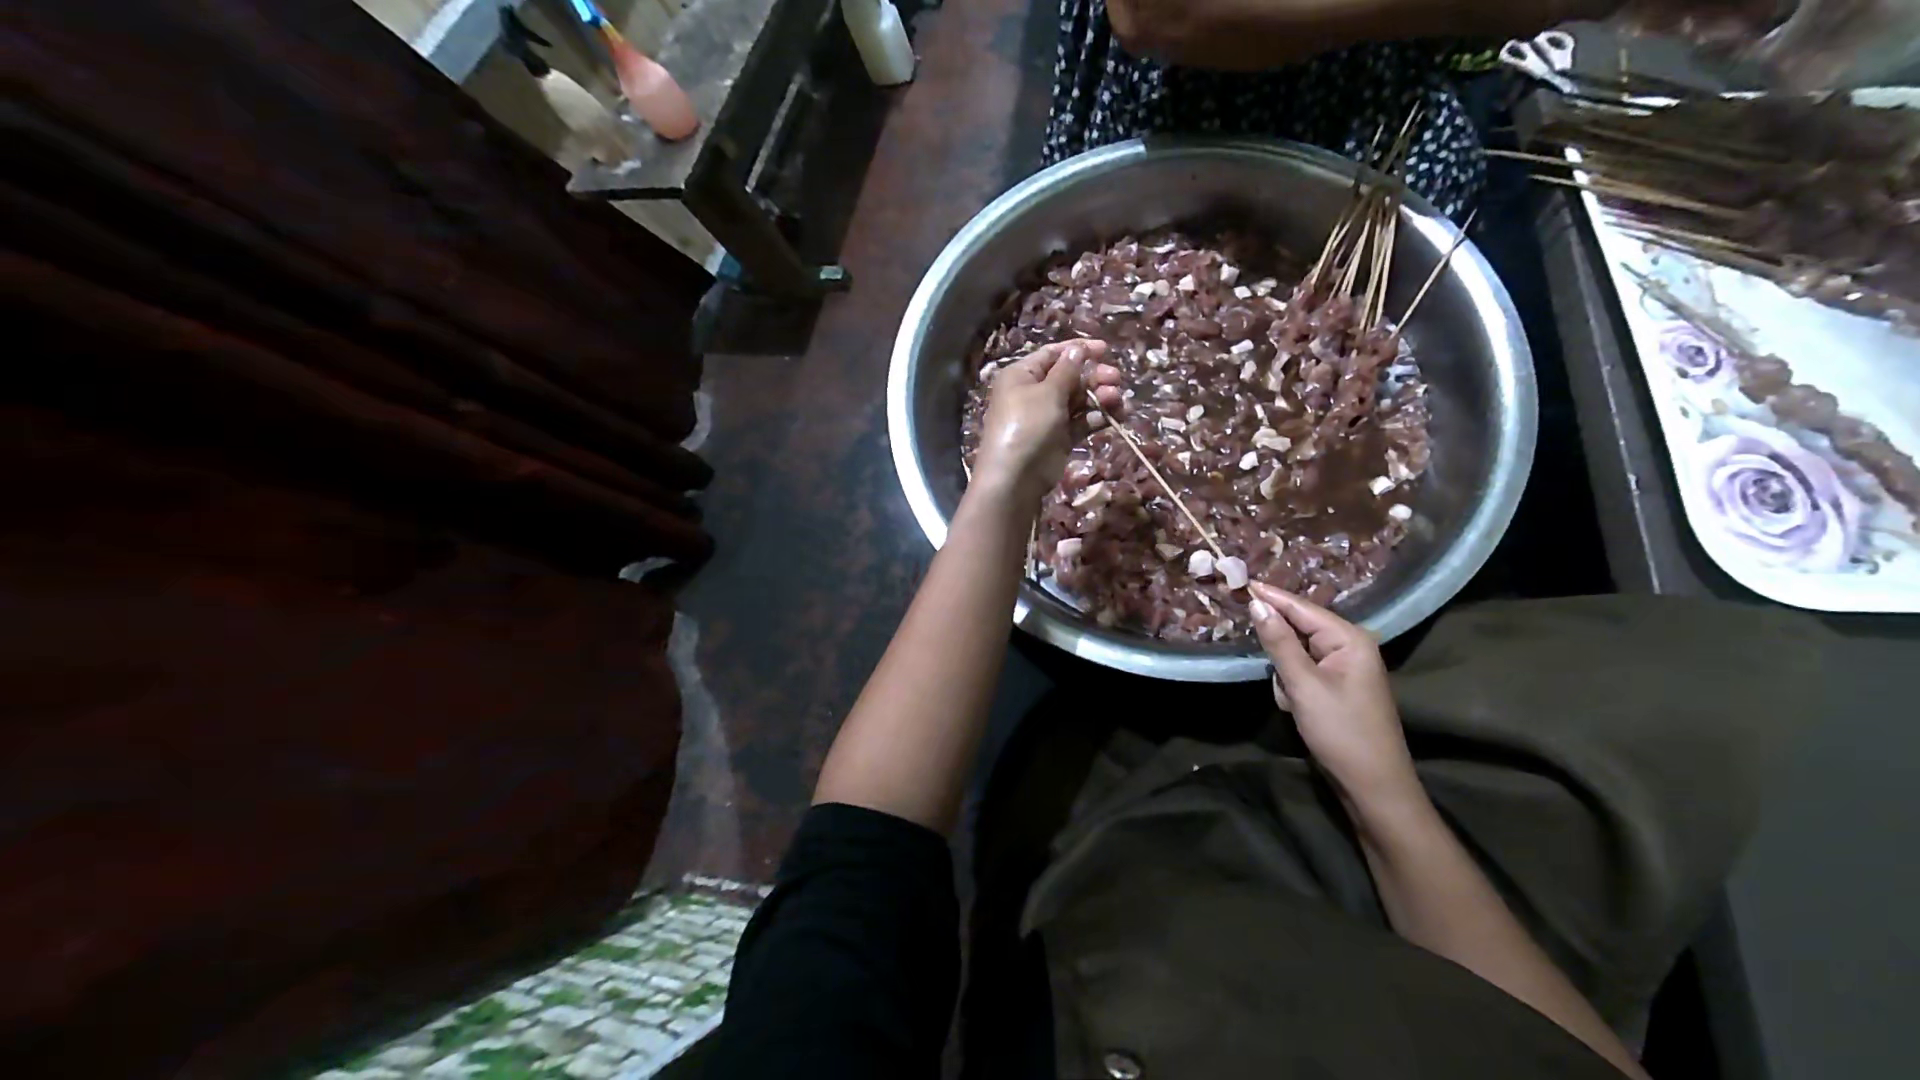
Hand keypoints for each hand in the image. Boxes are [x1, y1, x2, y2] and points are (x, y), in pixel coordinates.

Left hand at [973, 339, 1122, 504]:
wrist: (1016, 477)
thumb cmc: (1028, 425)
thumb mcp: (1047, 393)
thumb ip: (1066, 370)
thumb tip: (1077, 350)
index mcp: (1022, 375)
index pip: (1052, 354)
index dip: (1078, 350)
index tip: (1105, 349)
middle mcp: (1033, 393)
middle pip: (1068, 377)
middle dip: (1093, 376)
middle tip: (1116, 378)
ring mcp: (1047, 417)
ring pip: (1078, 400)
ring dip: (1099, 397)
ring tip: (1118, 399)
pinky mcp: (1059, 438)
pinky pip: (1081, 422)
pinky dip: (1096, 417)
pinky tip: (1115, 416)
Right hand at [1247, 582, 1420, 806]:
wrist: (1372, 784)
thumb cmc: (1341, 730)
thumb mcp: (1303, 685)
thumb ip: (1279, 642)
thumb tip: (1257, 604)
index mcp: (1349, 639)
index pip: (1302, 608)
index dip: (1270, 596)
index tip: (1239, 581)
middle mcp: (1350, 646)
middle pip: (1298, 629)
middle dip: (1279, 650)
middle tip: (1263, 660)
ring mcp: (1344, 667)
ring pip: (1295, 653)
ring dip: (1285, 674)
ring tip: (1292, 702)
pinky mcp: (1335, 685)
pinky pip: (1302, 671)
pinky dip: (1292, 686)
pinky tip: (1297, 708)